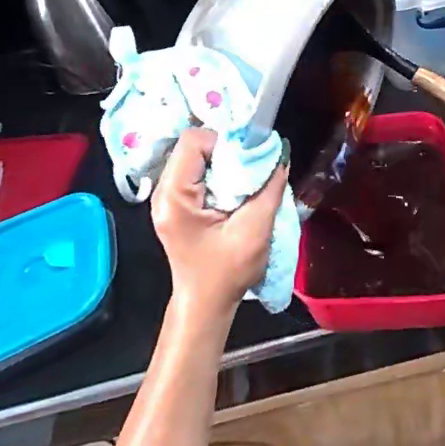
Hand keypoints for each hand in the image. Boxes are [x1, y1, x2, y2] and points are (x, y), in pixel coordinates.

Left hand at [151, 128, 287, 317]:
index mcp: (174, 197)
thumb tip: (280, 156)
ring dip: (222, 161)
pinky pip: (196, 170)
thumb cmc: (225, 273)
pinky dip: (217, 172)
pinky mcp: (176, 201)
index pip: (193, 141)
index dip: (223, 142)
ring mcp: (167, 196)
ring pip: (195, 156)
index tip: (247, 160)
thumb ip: (269, 190)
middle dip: (225, 150)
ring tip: (243, 180)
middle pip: (192, 145)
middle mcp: (164, 191)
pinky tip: (233, 189)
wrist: (205, 304)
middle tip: (249, 168)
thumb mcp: (254, 232)